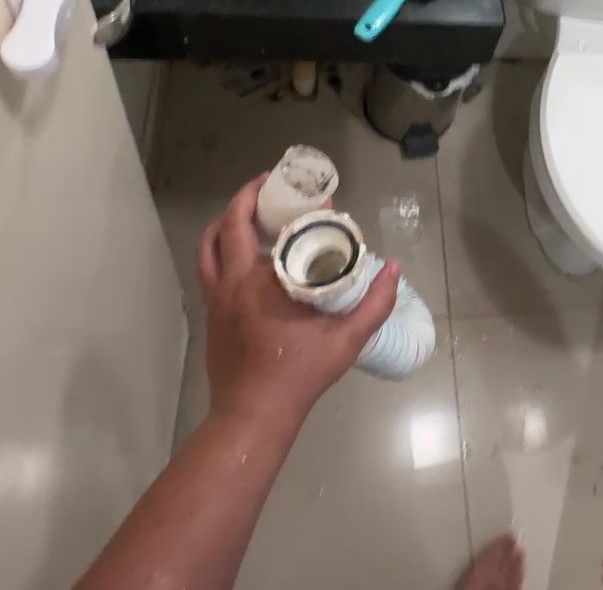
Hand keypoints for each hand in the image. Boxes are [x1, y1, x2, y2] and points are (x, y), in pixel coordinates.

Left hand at [196, 174, 399, 420]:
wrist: (252, 415)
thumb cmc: (298, 373)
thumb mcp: (347, 339)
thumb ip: (375, 303)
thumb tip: (394, 270)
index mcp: (258, 280)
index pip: (260, 225)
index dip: (279, 202)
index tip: (308, 196)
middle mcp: (230, 282)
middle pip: (226, 225)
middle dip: (246, 198)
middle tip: (269, 187)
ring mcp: (215, 300)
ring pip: (207, 247)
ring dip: (225, 223)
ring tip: (249, 213)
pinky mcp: (211, 317)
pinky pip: (209, 270)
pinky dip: (222, 251)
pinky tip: (243, 258)